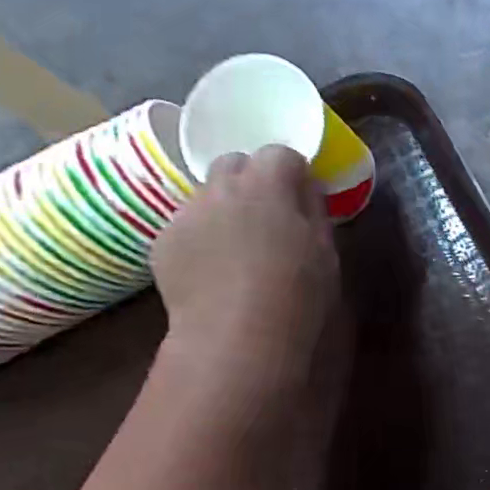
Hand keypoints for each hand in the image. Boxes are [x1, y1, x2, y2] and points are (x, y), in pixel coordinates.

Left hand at [150, 145, 337, 391]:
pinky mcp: (163, 242)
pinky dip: (202, 238)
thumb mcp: (325, 252)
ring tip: (239, 249)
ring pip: (207, 195)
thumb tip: (305, 190)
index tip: (302, 196)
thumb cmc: (296, 294)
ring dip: (225, 208)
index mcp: (267, 184)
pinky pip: (187, 226)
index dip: (294, 173)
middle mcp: (220, 187)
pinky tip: (214, 271)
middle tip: (269, 216)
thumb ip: (314, 211)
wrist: (237, 336)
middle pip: (235, 162)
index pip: (281, 153)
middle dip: (252, 180)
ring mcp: (186, 212)